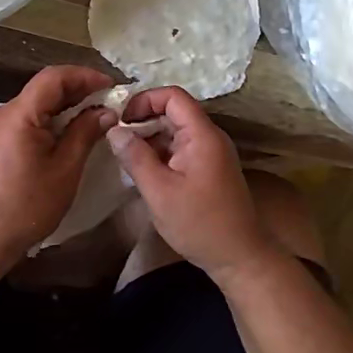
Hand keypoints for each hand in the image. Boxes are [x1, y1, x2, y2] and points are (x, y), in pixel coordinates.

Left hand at [0, 66, 115, 255]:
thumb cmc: (28, 203)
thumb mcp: (66, 168)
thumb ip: (86, 132)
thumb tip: (106, 111)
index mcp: (21, 114)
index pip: (55, 77)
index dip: (85, 76)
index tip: (111, 87)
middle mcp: (7, 111)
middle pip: (47, 86)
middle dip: (80, 88)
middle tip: (110, 101)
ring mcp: (1, 124)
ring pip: (40, 101)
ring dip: (69, 103)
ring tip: (98, 113)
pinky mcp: (1, 138)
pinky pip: (32, 116)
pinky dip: (56, 116)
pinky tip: (75, 129)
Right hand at [104, 87, 282, 279]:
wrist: (238, 256)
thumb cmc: (199, 223)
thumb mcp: (159, 191)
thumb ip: (135, 157)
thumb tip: (114, 130)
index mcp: (202, 134)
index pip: (173, 96)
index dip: (145, 100)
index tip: (121, 120)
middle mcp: (210, 136)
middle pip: (174, 112)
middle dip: (143, 120)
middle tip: (117, 140)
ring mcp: (211, 152)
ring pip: (176, 131)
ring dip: (150, 138)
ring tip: (125, 157)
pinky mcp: (209, 168)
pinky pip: (181, 148)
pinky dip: (161, 153)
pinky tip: (143, 171)